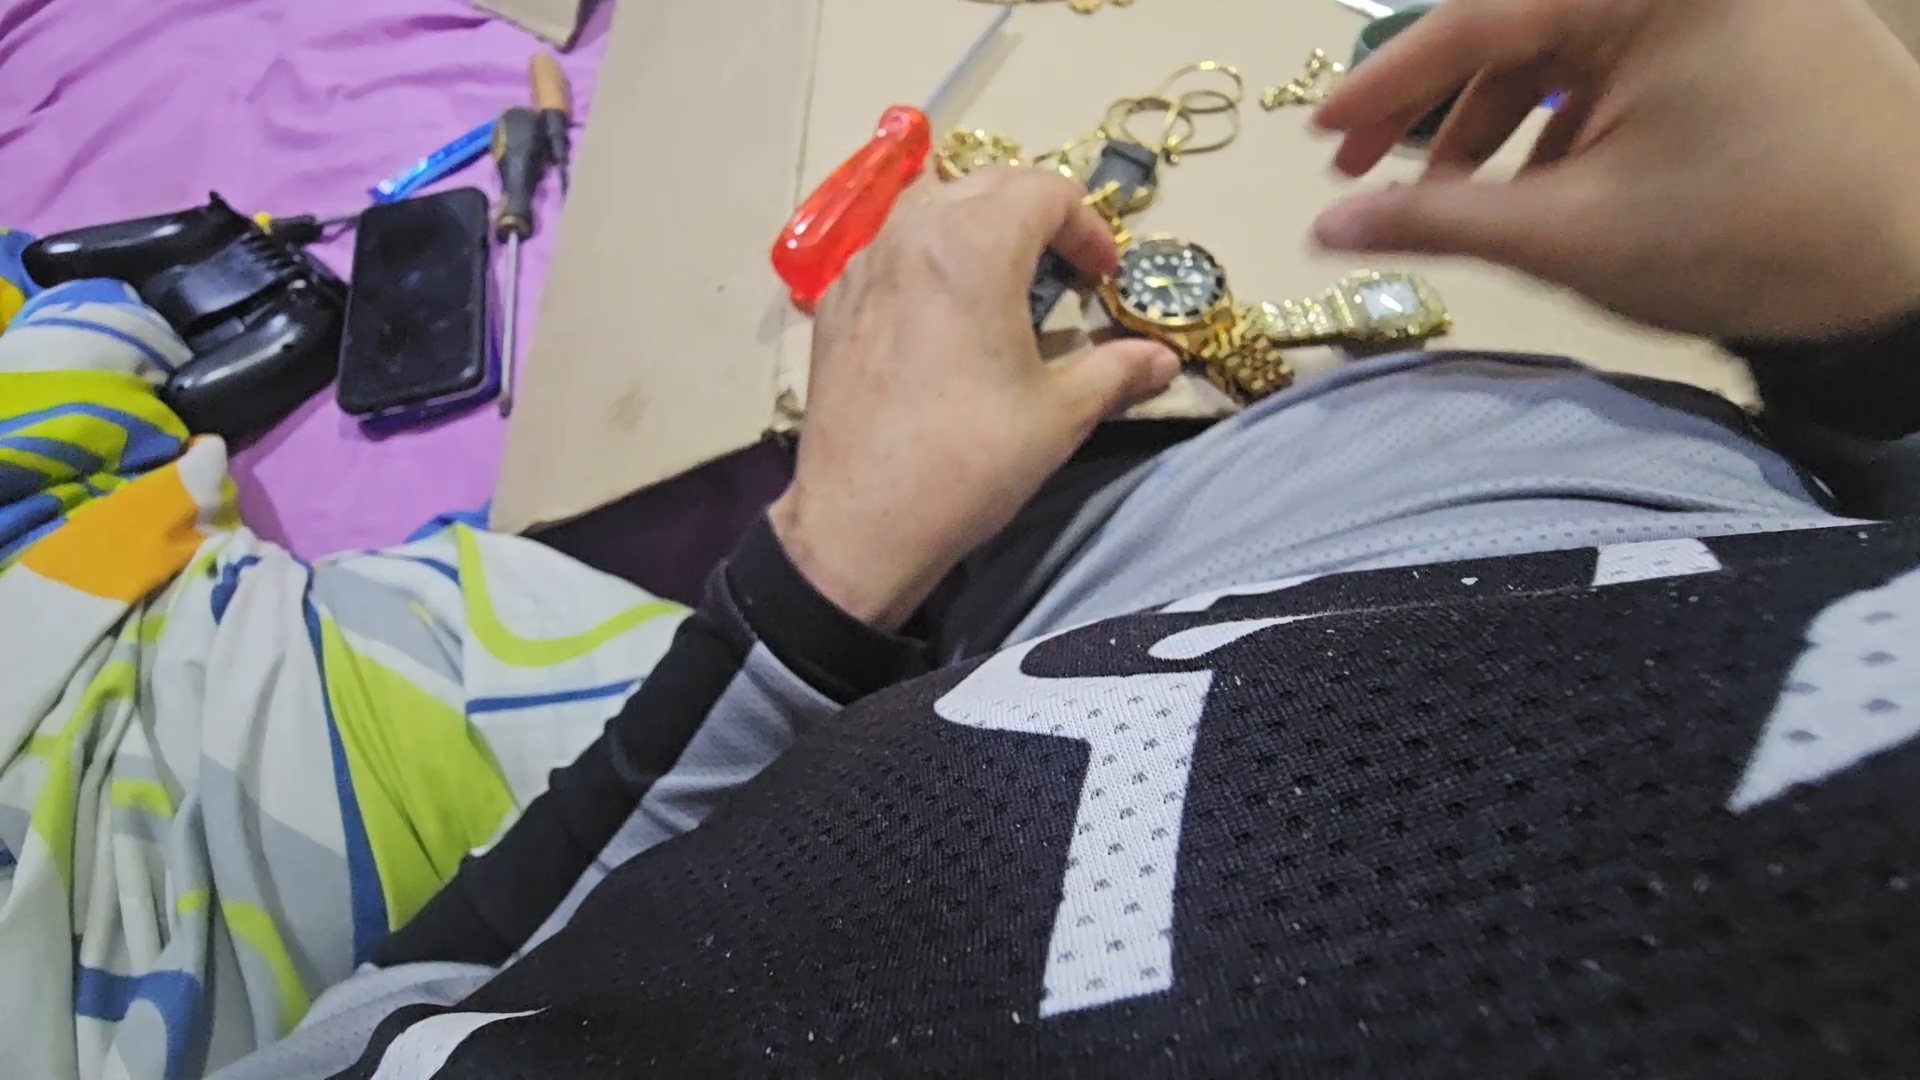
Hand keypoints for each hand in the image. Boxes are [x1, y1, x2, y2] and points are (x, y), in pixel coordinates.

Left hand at [771, 168, 1179, 630]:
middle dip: (1035, 215)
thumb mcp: (1058, 417)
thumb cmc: (969, 464)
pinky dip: (924, 259)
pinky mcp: (831, 307)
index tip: (1103, 278)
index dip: (1088, 227)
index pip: (1044, 191)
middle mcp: (910, 236)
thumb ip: (1117, 373)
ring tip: (998, 281)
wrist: (861, 524)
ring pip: (928, 208)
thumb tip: (1164, 360)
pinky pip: (886, 252)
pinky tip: (935, 315)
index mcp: (972, 246)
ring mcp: (860, 268)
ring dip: (975, 227)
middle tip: (1059, 270)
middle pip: (985, 185)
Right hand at [1312, 0, 1919, 340]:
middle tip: (1357, 170)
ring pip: (1551, 51)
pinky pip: (1600, 66)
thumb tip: (1324, 228)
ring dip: (1482, 125)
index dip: (1384, 82)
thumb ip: (1430, 221)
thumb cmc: (1735, 240)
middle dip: (1427, 105)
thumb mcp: (1560, 232)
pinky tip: (1526, 182)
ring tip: (1446, 198)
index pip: (1480, 20)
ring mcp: (1712, 1)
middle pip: (1512, 28)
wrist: (1904, 272)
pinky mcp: (1728, 35)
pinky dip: (1543, 124)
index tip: (1318, 132)